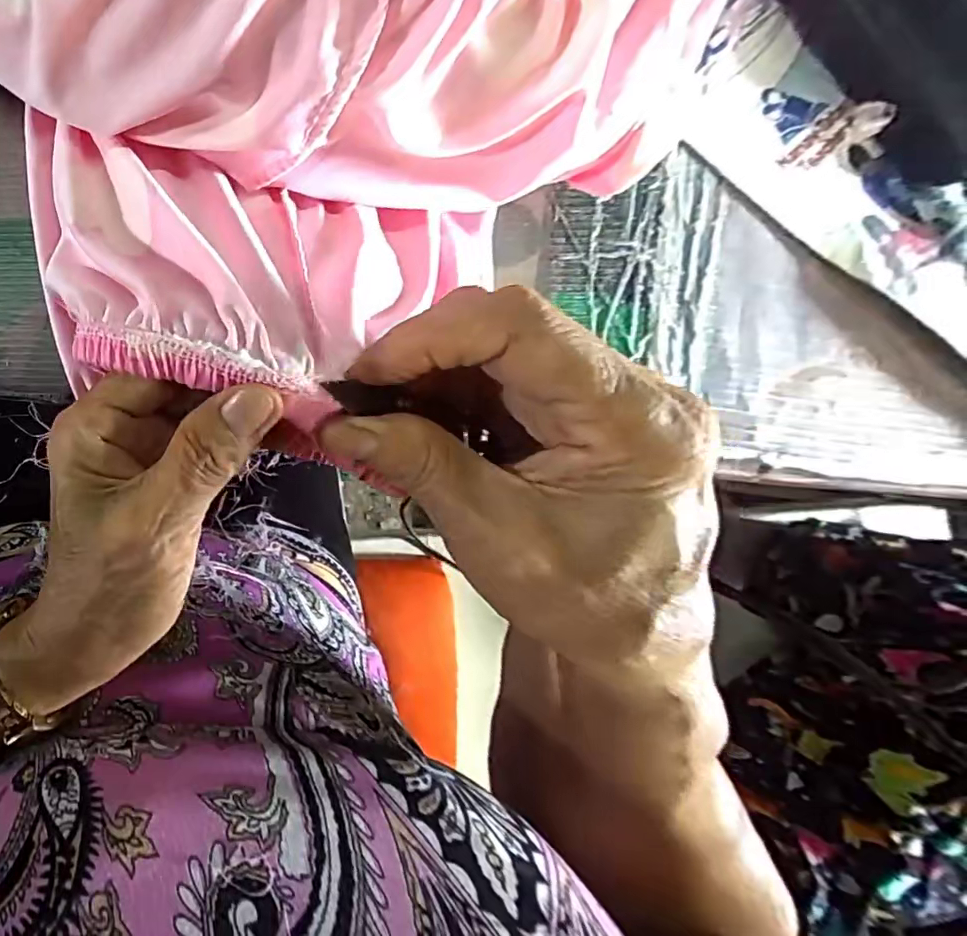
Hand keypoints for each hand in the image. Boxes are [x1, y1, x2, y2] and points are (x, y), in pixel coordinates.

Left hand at [0, 376, 282, 714]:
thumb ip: (203, 455)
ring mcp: (138, 450)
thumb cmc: (110, 586)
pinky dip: (238, 439)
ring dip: (242, 410)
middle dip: (233, 383)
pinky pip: (203, 444)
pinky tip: (283, 430)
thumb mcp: (157, 517)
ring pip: (195, 414)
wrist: (94, 644)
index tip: (272, 353)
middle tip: (300, 372)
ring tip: (303, 395)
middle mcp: (111, 427)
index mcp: (91, 425)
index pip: (154, 371)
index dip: (210, 361)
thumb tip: (258, 393)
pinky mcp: (163, 474)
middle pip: (177, 387)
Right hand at [315, 287, 720, 681]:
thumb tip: (336, 423)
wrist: (627, 641)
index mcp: (631, 417)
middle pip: (502, 326)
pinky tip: (410, 423)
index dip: (429, 337)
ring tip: (377, 415)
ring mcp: (599, 392)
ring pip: (488, 343)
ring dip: (419, 374)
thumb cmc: (579, 601)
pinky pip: (490, 372)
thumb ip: (419, 464)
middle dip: (416, 355)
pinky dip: (434, 392)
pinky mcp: (570, 405)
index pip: (521, 326)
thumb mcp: (492, 534)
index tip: (365, 376)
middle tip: (360, 397)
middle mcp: (627, 387)